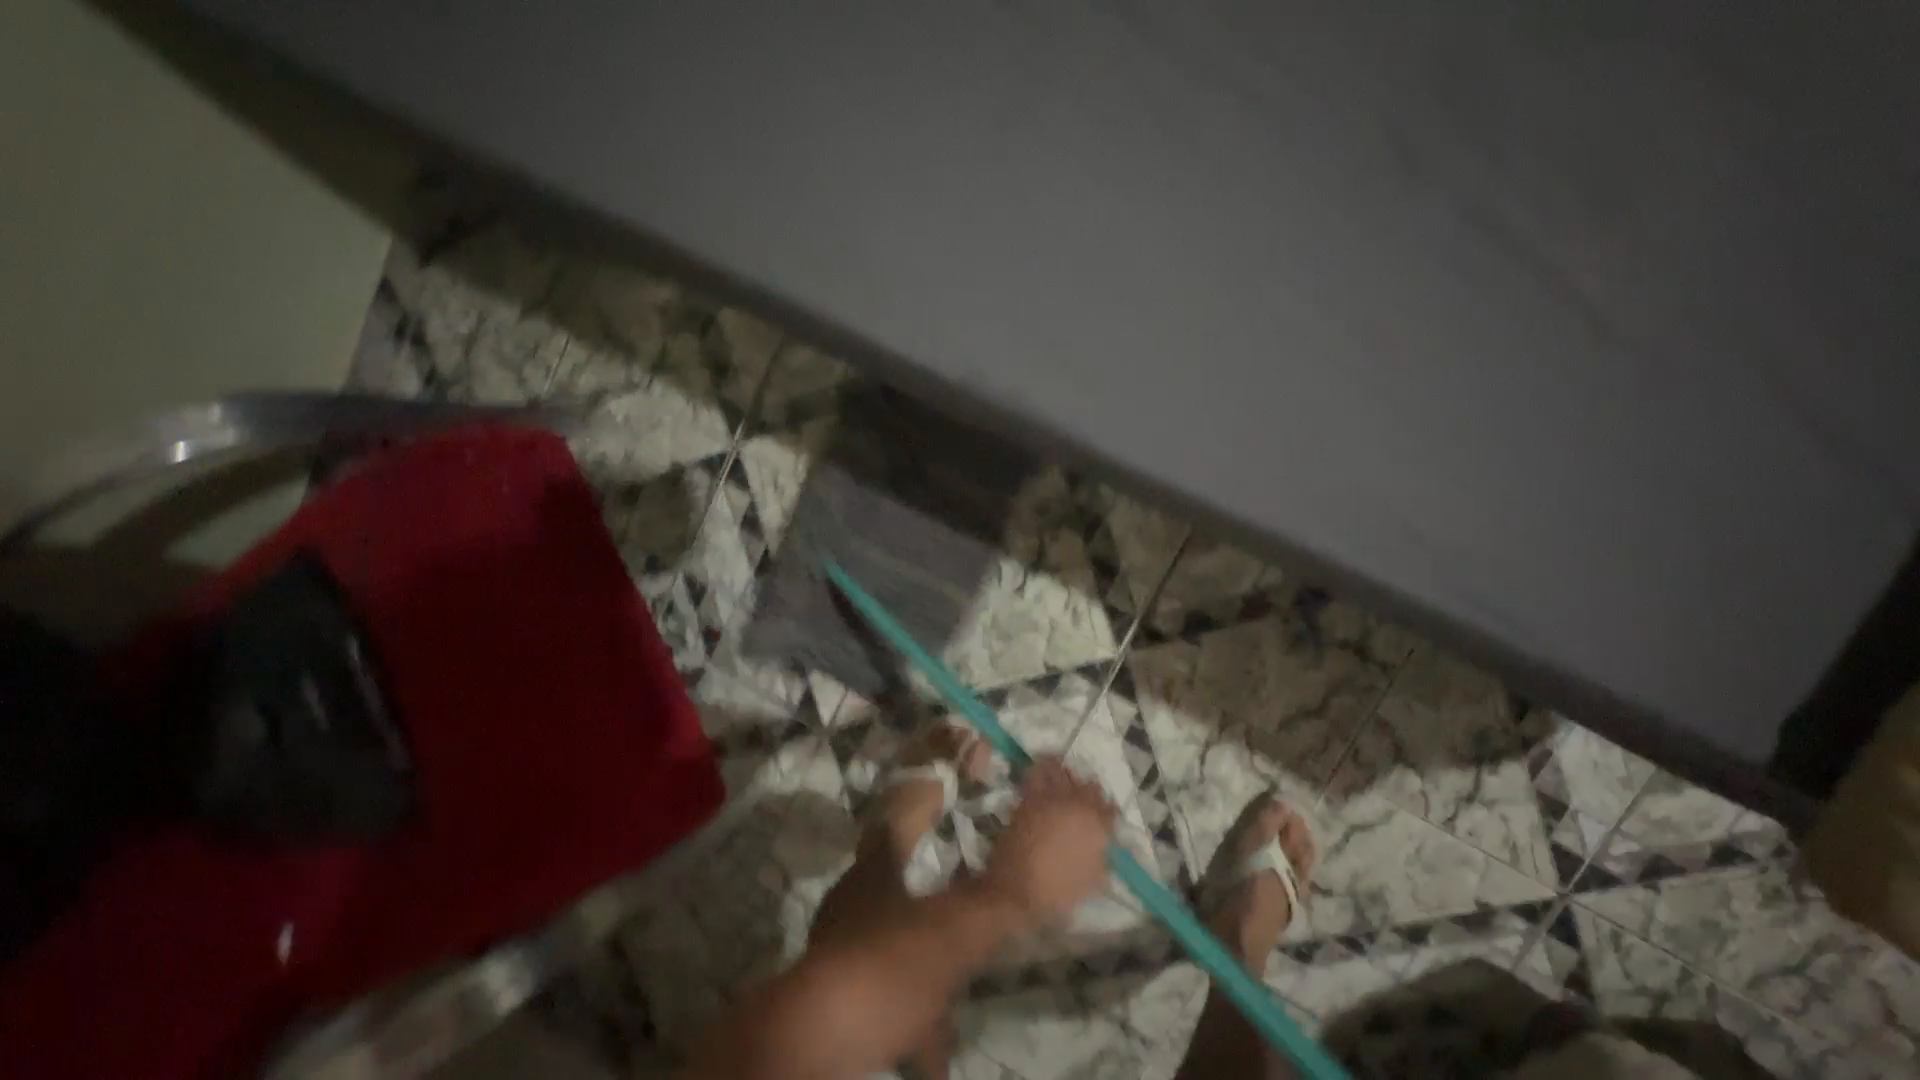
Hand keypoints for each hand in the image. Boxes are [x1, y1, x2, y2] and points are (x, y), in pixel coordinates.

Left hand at [979, 758, 1116, 926]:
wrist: (1016, 889)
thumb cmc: (1058, 891)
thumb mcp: (1092, 880)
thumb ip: (1101, 857)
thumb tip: (1101, 847)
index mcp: (1096, 824)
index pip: (1109, 809)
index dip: (1108, 813)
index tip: (1106, 818)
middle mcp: (1076, 804)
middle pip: (1089, 787)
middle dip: (1091, 793)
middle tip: (1087, 802)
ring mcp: (1050, 798)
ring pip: (1063, 773)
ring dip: (1067, 776)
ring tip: (1065, 782)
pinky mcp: (1027, 798)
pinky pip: (1037, 775)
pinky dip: (1042, 770)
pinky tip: (1043, 776)